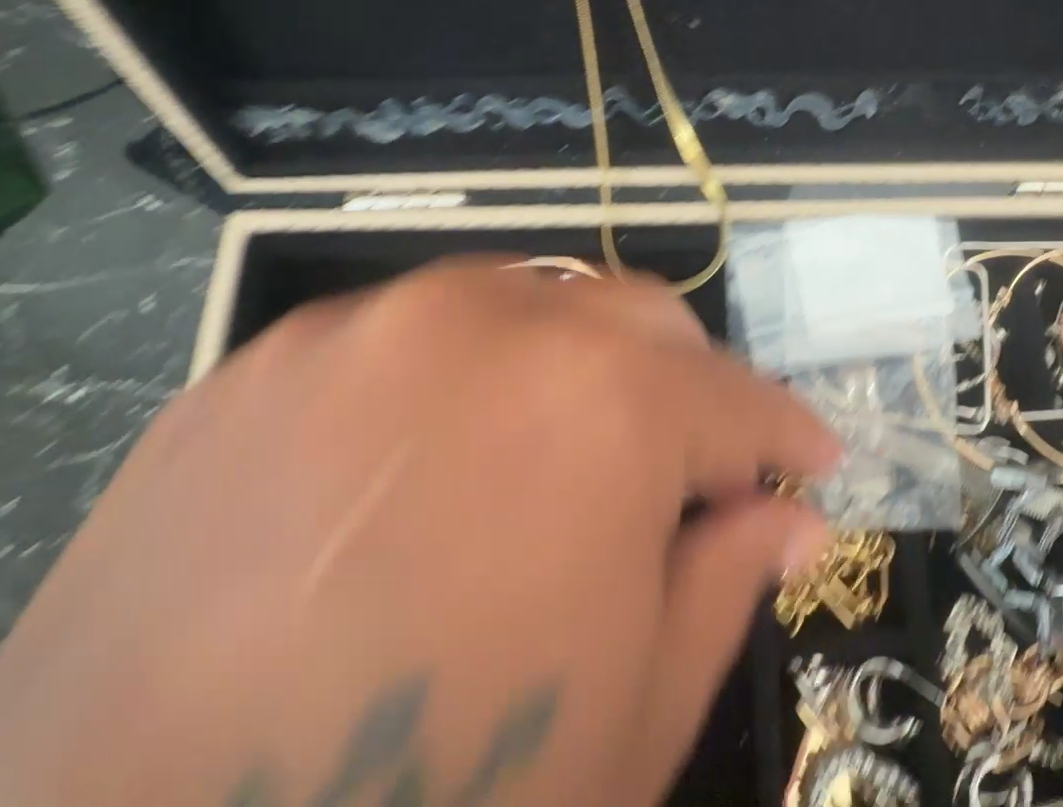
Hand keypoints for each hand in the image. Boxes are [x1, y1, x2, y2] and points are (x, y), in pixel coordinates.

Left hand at [0, 258, 837, 806]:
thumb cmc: (447, 799)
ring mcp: (356, 336)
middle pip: (635, 316)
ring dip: (570, 367)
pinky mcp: (251, 373)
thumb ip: (725, 583)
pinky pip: (397, 343)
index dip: (787, 435)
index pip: (738, 399)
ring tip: (562, 462)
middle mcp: (485, 328)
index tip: (811, 465)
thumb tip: (790, 520)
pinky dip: (454, 384)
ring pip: (517, 306)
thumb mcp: (636, 712)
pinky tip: (431, 474)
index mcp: (604, 404)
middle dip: (687, 384)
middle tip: (689, 469)